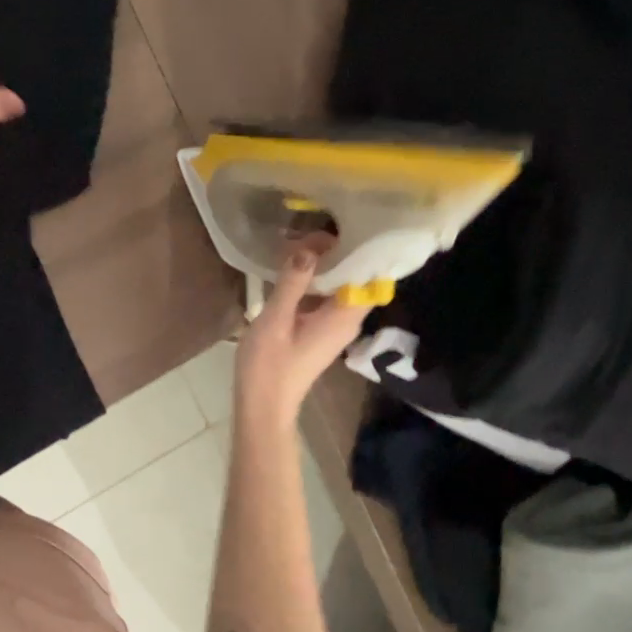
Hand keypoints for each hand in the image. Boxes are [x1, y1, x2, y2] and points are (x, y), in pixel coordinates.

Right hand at [235, 241, 372, 427]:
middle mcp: (346, 321)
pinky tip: (293, 272)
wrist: (263, 405)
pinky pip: (325, 300)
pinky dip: (314, 283)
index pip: (369, 276)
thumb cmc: (269, 364)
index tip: (343, 226)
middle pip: (355, 280)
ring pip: (338, 289)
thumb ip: (292, 282)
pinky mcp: (318, 332)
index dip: (360, 250)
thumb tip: (308, 248)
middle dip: (339, 253)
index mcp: (343, 317)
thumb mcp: (275, 319)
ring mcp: (333, 328)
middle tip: (312, 229)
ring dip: (324, 267)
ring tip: (301, 243)